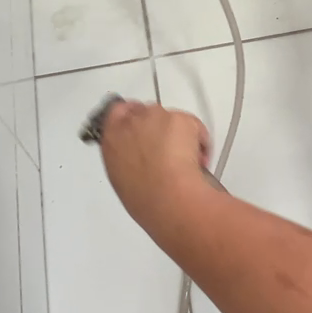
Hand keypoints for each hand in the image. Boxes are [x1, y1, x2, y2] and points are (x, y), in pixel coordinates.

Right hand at [96, 100, 217, 226]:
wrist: (168, 198)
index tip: (143, 126)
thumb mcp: (123, 180)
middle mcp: (131, 122)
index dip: (133, 117)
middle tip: (171, 149)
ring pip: (172, 119)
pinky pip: (193, 125)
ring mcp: (156, 117)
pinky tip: (198, 161)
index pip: (117, 113)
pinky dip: (199, 139)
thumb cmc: (146, 199)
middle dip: (161, 127)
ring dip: (180, 134)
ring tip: (185, 162)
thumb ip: (127, 159)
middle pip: (148, 113)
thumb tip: (140, 160)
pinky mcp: (180, 118)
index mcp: (112, 139)